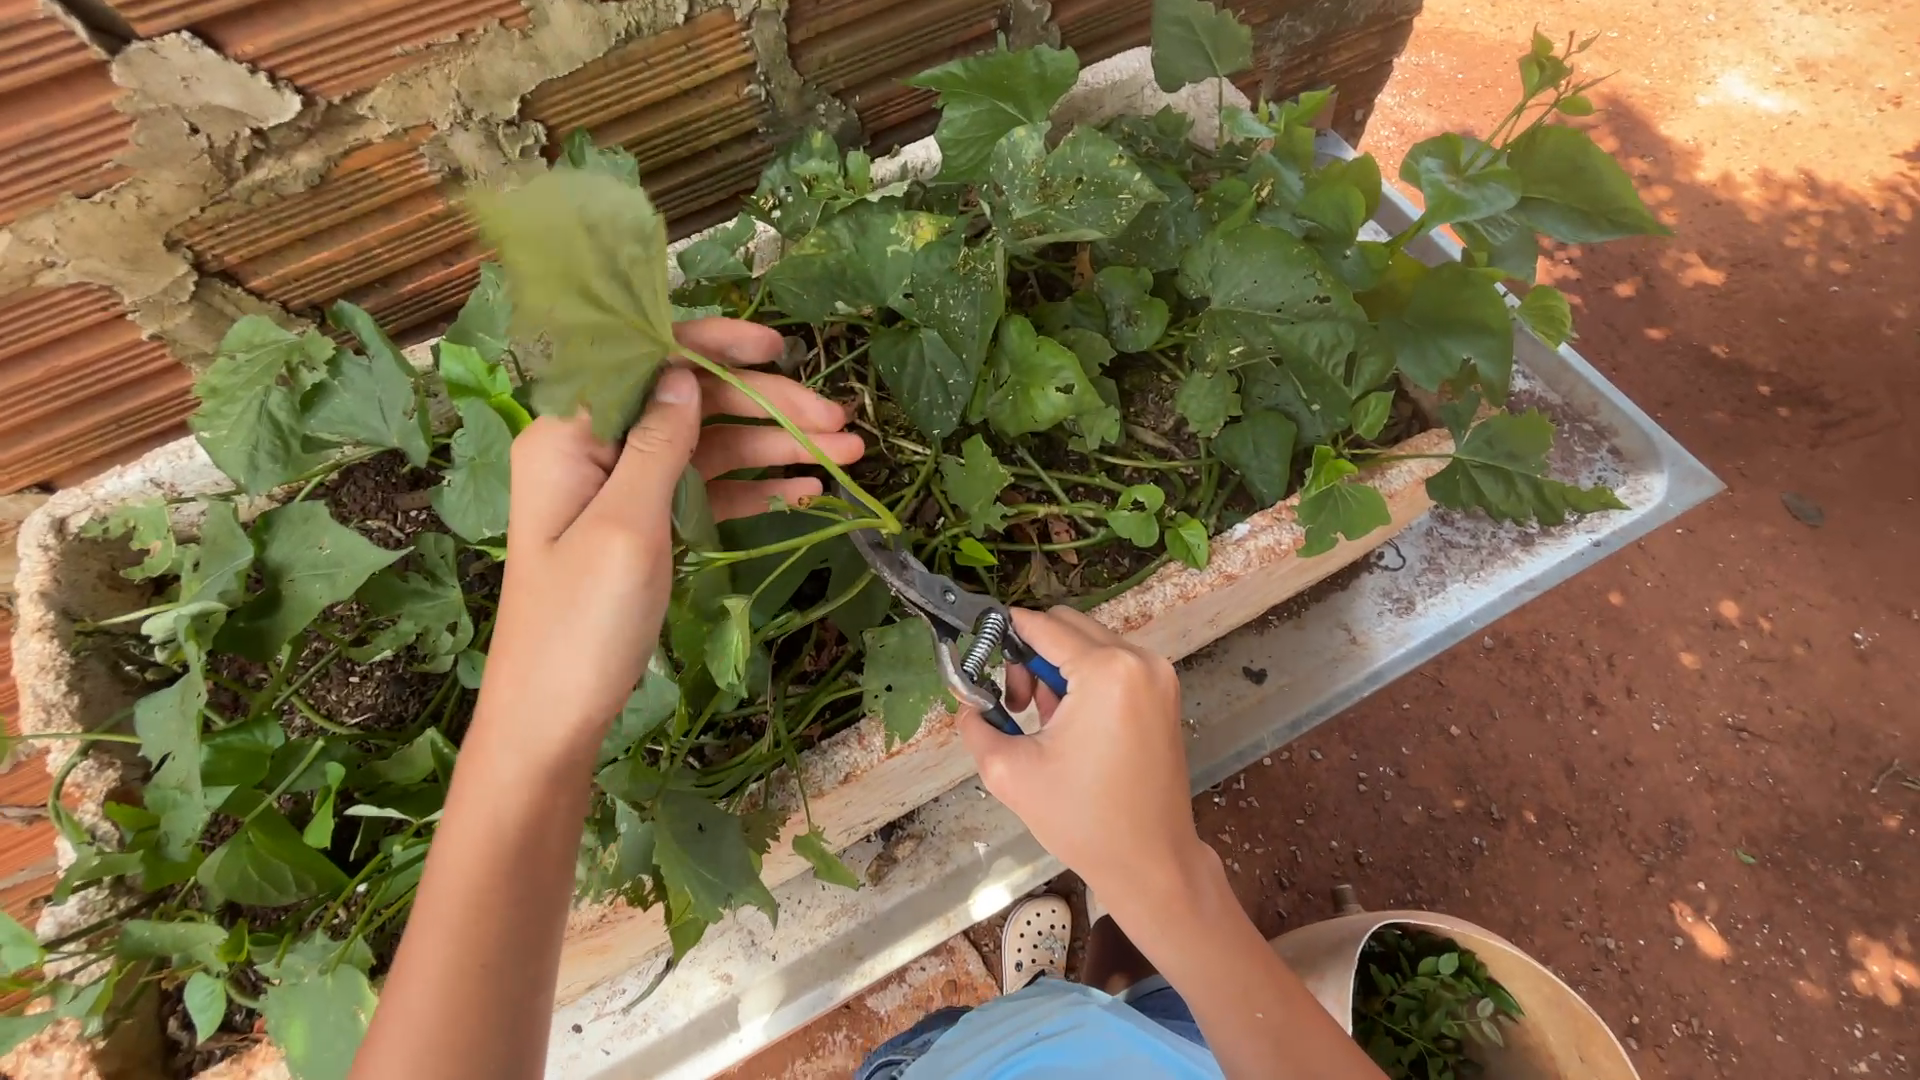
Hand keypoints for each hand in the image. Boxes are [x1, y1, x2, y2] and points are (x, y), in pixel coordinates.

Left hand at [475, 318, 862, 759]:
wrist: (555, 716)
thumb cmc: (580, 624)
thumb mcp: (627, 526)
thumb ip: (657, 444)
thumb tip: (685, 374)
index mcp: (573, 434)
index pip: (648, 361)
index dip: (715, 346)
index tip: (779, 350)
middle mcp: (600, 449)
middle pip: (695, 405)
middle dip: (769, 407)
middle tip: (841, 422)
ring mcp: (629, 489)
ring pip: (712, 448)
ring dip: (778, 448)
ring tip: (847, 453)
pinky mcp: (652, 525)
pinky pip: (710, 491)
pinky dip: (757, 489)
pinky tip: (806, 491)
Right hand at [958, 607, 1214, 901]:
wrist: (1151, 862)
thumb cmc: (1082, 820)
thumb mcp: (1009, 772)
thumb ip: (976, 725)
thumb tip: (966, 701)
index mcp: (1106, 671)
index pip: (1043, 626)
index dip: (1004, 631)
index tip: (980, 649)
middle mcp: (1138, 660)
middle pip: (1067, 625)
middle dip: (1031, 653)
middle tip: (1017, 703)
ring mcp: (1158, 675)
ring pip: (1089, 642)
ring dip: (1057, 667)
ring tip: (1043, 720)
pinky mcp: (1163, 692)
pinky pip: (1111, 663)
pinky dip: (1084, 678)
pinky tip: (1072, 723)